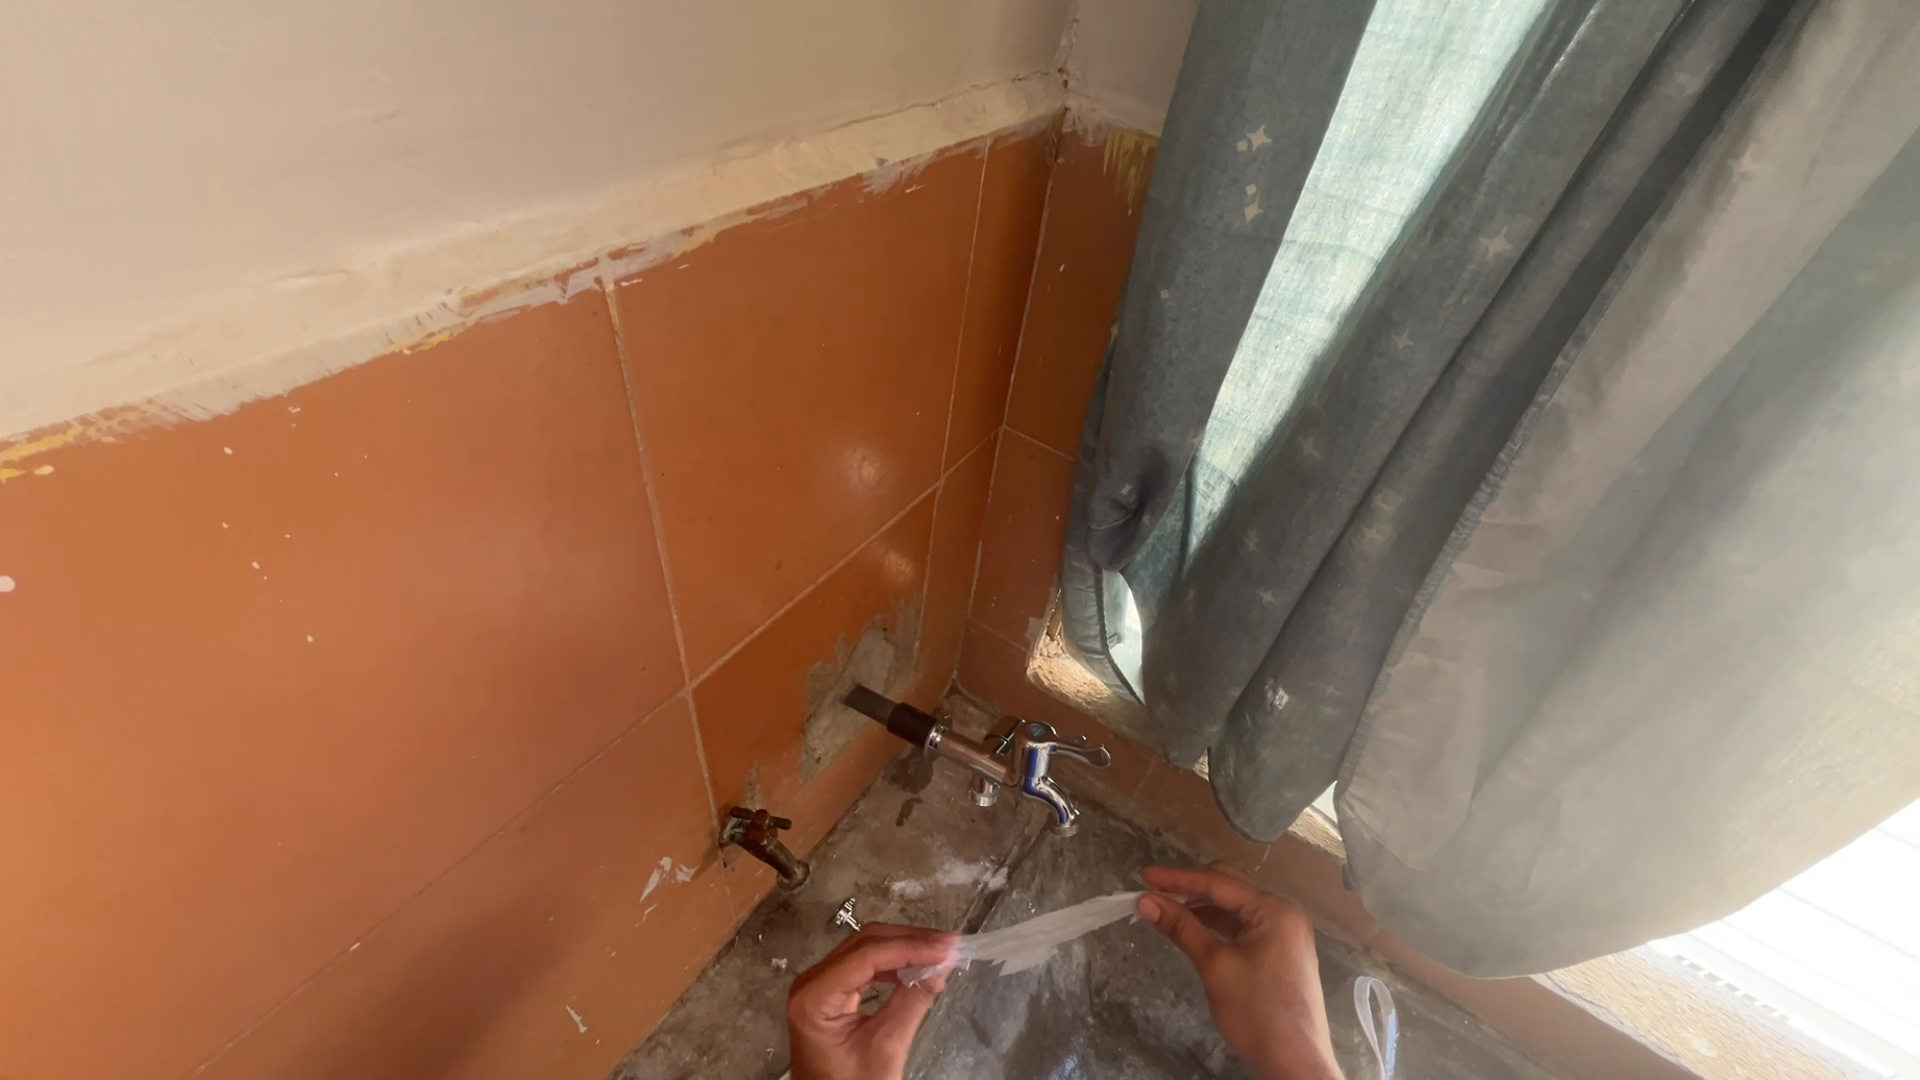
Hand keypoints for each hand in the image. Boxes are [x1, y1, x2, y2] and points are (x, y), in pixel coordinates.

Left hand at [786, 923, 956, 1079]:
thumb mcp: (885, 1049)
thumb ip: (913, 1002)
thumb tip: (943, 965)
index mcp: (813, 997)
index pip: (866, 956)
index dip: (908, 947)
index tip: (945, 948)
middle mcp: (812, 981)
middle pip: (866, 944)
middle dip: (910, 941)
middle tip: (949, 943)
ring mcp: (820, 983)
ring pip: (867, 948)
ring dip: (905, 947)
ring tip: (940, 951)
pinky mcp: (832, 991)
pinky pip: (865, 964)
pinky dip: (895, 962)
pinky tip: (918, 965)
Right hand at [1138, 863, 1341, 1079]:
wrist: (1297, 1068)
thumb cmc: (1258, 1014)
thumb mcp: (1214, 965)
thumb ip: (1181, 927)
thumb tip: (1145, 901)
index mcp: (1273, 910)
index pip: (1218, 882)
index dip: (1178, 878)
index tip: (1144, 876)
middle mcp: (1283, 913)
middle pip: (1228, 887)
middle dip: (1190, 887)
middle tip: (1154, 890)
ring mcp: (1285, 933)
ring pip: (1234, 907)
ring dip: (1201, 906)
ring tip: (1168, 908)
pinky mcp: (1281, 952)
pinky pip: (1243, 926)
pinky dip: (1216, 924)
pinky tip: (1194, 928)